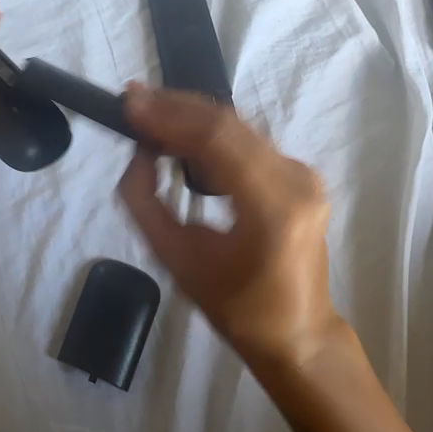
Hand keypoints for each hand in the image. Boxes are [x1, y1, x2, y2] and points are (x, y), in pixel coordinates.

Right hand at [116, 87, 343, 368]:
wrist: (297, 334)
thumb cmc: (236, 308)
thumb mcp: (178, 260)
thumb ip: (146, 202)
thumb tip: (139, 153)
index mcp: (273, 207)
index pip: (216, 140)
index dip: (169, 116)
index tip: (129, 104)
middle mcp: (296, 180)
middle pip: (228, 124)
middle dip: (175, 106)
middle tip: (132, 97)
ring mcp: (303, 175)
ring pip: (239, 126)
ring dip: (191, 115)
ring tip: (148, 110)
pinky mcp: (300, 175)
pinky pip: (249, 140)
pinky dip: (211, 132)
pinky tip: (180, 132)